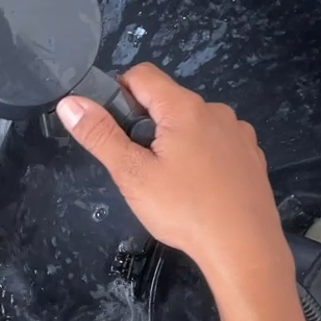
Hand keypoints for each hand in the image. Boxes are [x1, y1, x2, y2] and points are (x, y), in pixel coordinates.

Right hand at [57, 64, 289, 287]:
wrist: (242, 245)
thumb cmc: (182, 209)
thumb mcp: (132, 175)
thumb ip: (100, 136)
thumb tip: (69, 103)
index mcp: (183, 108)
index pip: (142, 75)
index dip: (118, 93)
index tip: (109, 129)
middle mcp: (214, 110)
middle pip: (168, 102)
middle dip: (146, 126)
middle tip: (136, 168)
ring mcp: (238, 132)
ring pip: (193, 124)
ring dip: (174, 142)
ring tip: (168, 184)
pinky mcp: (251, 155)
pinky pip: (216, 144)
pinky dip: (201, 157)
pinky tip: (198, 189)